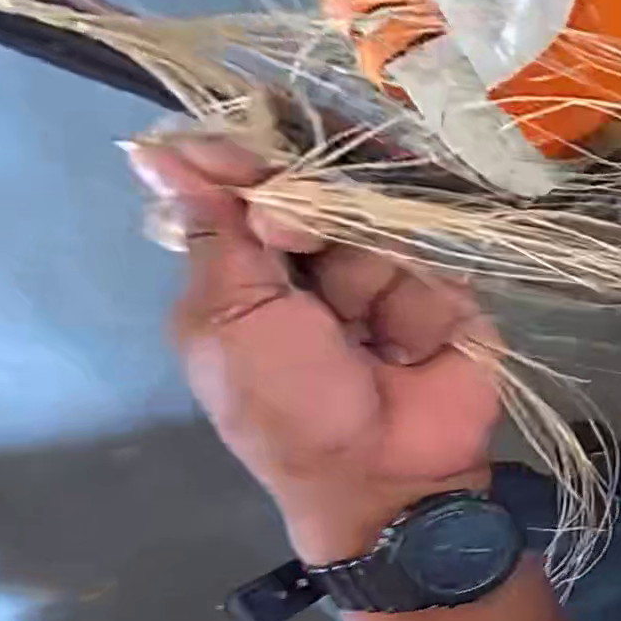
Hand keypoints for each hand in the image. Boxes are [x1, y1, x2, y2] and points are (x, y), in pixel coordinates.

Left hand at [129, 137, 501, 563]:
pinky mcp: (458, 310)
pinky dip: (427, 317)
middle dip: (321, 237)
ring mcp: (401, 290)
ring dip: (378, 295)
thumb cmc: (291, 404)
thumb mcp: (232, 321)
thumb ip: (219, 238)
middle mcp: (332, 274)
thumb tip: (162, 154)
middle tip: (313, 279)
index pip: (260, 194)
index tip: (240, 160)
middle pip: (333, 206)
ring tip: (379, 348)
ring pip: (394, 243)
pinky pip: (447, 280)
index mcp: (262, 275)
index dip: (252, 169)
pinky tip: (418, 354)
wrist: (387, 467)